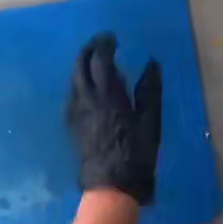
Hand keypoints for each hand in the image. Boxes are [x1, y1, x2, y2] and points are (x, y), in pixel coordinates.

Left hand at [65, 34, 161, 204]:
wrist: (110, 186)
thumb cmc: (136, 153)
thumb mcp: (150, 121)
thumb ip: (149, 90)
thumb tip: (151, 64)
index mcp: (107, 95)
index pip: (100, 59)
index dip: (105, 44)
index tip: (113, 38)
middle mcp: (85, 98)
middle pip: (80, 63)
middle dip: (89, 48)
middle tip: (102, 43)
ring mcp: (74, 110)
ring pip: (74, 77)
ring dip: (83, 63)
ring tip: (98, 61)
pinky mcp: (71, 122)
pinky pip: (73, 91)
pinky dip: (81, 80)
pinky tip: (92, 86)